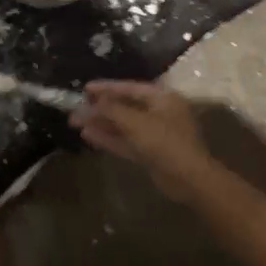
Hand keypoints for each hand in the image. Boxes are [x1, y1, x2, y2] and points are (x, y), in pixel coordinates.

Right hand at [70, 80, 218, 191]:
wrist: (188, 179)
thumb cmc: (165, 142)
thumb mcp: (135, 122)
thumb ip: (110, 110)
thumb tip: (89, 103)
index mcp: (162, 98)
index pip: (130, 87)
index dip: (106, 87)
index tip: (85, 88)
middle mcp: (159, 113)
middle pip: (125, 106)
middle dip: (100, 108)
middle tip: (76, 107)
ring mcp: (154, 134)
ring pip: (123, 126)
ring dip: (101, 124)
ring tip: (76, 122)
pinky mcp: (149, 153)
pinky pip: (125, 141)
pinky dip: (108, 138)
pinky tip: (88, 135)